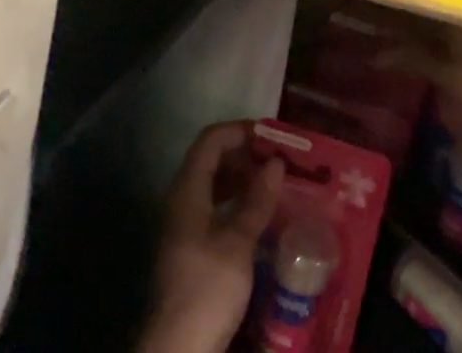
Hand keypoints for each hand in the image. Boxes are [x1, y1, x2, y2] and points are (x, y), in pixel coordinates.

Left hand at [140, 122, 284, 352]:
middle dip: (246, 154)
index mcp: (186, 192)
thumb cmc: (207, 288)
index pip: (210, 141)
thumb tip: (276, 163)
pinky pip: (215, 207)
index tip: (274, 135)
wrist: (179, 345)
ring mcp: (184, 224)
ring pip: (214, 184)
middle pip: (210, 160)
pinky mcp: (192, 245)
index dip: (239, 131)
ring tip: (277, 182)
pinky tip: (262, 213)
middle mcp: (181, 200)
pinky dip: (238, 202)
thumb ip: (256, 202)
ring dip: (243, 178)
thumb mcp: (237, 244)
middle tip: (282, 159)